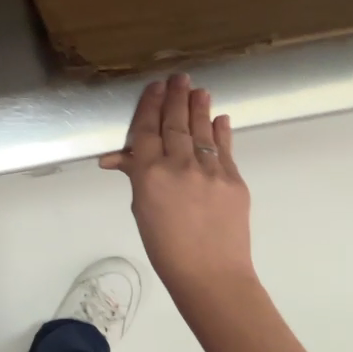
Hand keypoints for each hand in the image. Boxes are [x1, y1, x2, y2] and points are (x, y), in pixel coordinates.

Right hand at [101, 74, 256, 300]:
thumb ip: (136, 175)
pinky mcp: (234, 182)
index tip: (155, 87)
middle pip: (175, 123)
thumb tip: (118, 158)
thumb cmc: (164, 245)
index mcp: (148, 172)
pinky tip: (219, 118)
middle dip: (176, 99)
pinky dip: (221, 132)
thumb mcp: (141, 207)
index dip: (150, 105)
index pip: (146, 129)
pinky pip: (224, 150)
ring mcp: (209, 172)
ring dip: (199, 108)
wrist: (210, 274)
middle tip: (179, 77)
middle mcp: (178, 165)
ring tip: (199, 89)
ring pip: (201, 131)